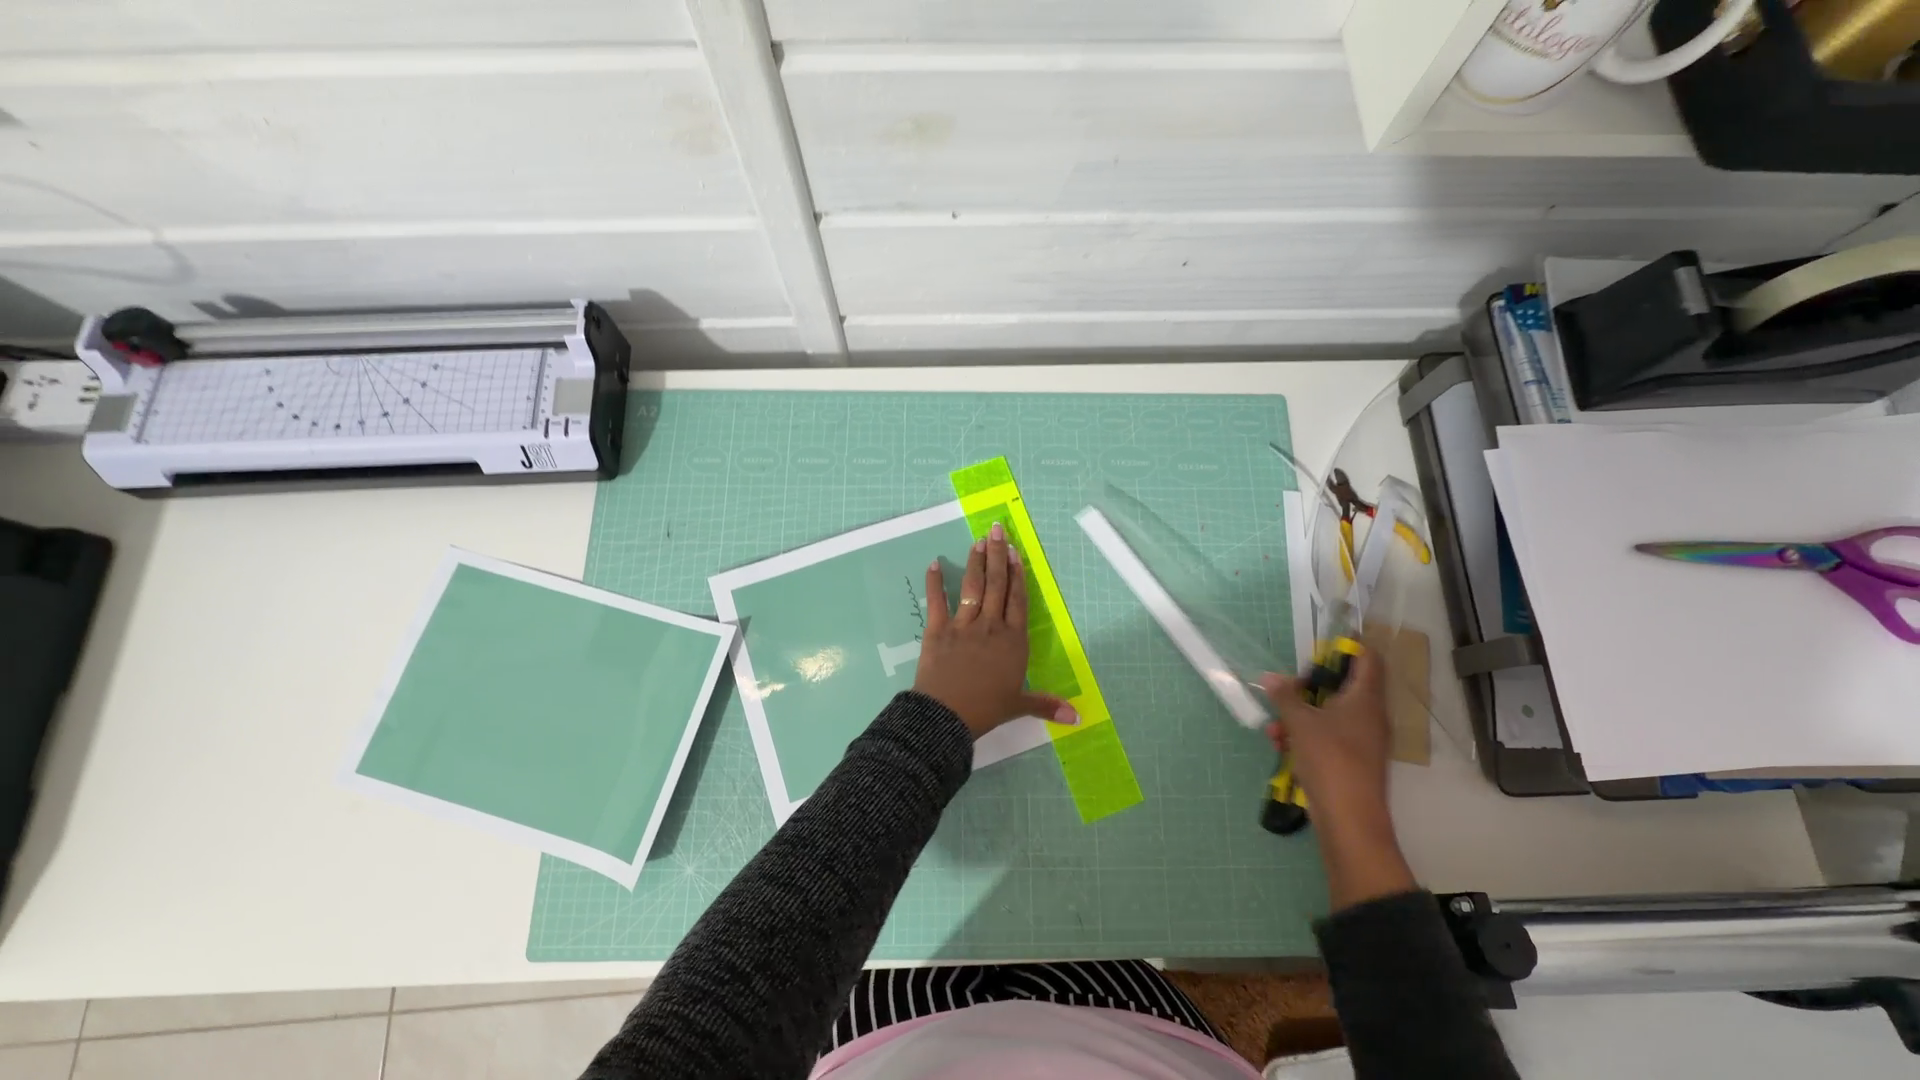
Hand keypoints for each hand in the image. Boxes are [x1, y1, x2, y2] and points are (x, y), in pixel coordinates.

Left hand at [914, 521, 1078, 739]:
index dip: (1017, 576)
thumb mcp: (1018, 706)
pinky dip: (935, 582)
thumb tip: (1077, 717)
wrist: (946, 716)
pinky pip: (936, 601)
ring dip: (976, 562)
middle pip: (997, 585)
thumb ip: (1045, 704)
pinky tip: (934, 564)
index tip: (1016, 553)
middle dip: (998, 556)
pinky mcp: (937, 630)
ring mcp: (963, 625)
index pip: (1018, 601)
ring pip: (973, 586)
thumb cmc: (986, 710)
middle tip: (998, 530)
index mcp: (1013, 641)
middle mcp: (990, 626)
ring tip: (978, 540)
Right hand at [1261, 651, 1413, 909]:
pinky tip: (1281, 747)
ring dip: (1299, 716)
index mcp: (1365, 699)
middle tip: (1285, 691)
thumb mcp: (1301, 723)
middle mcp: (1369, 715)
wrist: (1349, 819)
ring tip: (1274, 729)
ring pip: (1329, 714)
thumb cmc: (1330, 760)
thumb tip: (1271, 676)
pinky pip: (1327, 737)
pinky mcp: (1351, 760)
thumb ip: (1285, 696)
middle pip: (1342, 687)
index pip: (1367, 658)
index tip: (1318, 647)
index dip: (1346, 647)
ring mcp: (1362, 740)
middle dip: (1307, 688)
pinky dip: (1305, 737)